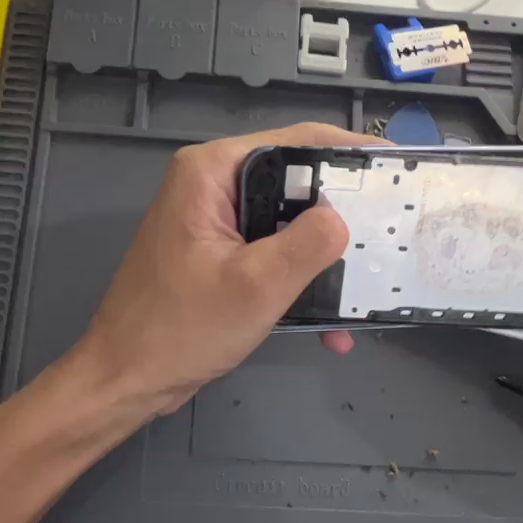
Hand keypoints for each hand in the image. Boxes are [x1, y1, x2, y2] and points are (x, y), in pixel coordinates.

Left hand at [68, 124, 372, 416]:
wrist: (126, 381)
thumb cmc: (181, 329)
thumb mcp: (256, 286)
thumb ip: (307, 244)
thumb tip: (341, 219)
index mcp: (212, 173)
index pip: (295, 141)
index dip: (349, 153)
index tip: (395, 170)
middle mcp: (212, 188)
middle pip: (295, 185)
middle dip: (342, 215)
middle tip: (392, 233)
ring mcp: (214, 226)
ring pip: (287, 227)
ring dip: (324, 262)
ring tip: (369, 286)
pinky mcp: (218, 260)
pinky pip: (271, 259)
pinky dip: (299, 286)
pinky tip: (330, 327)